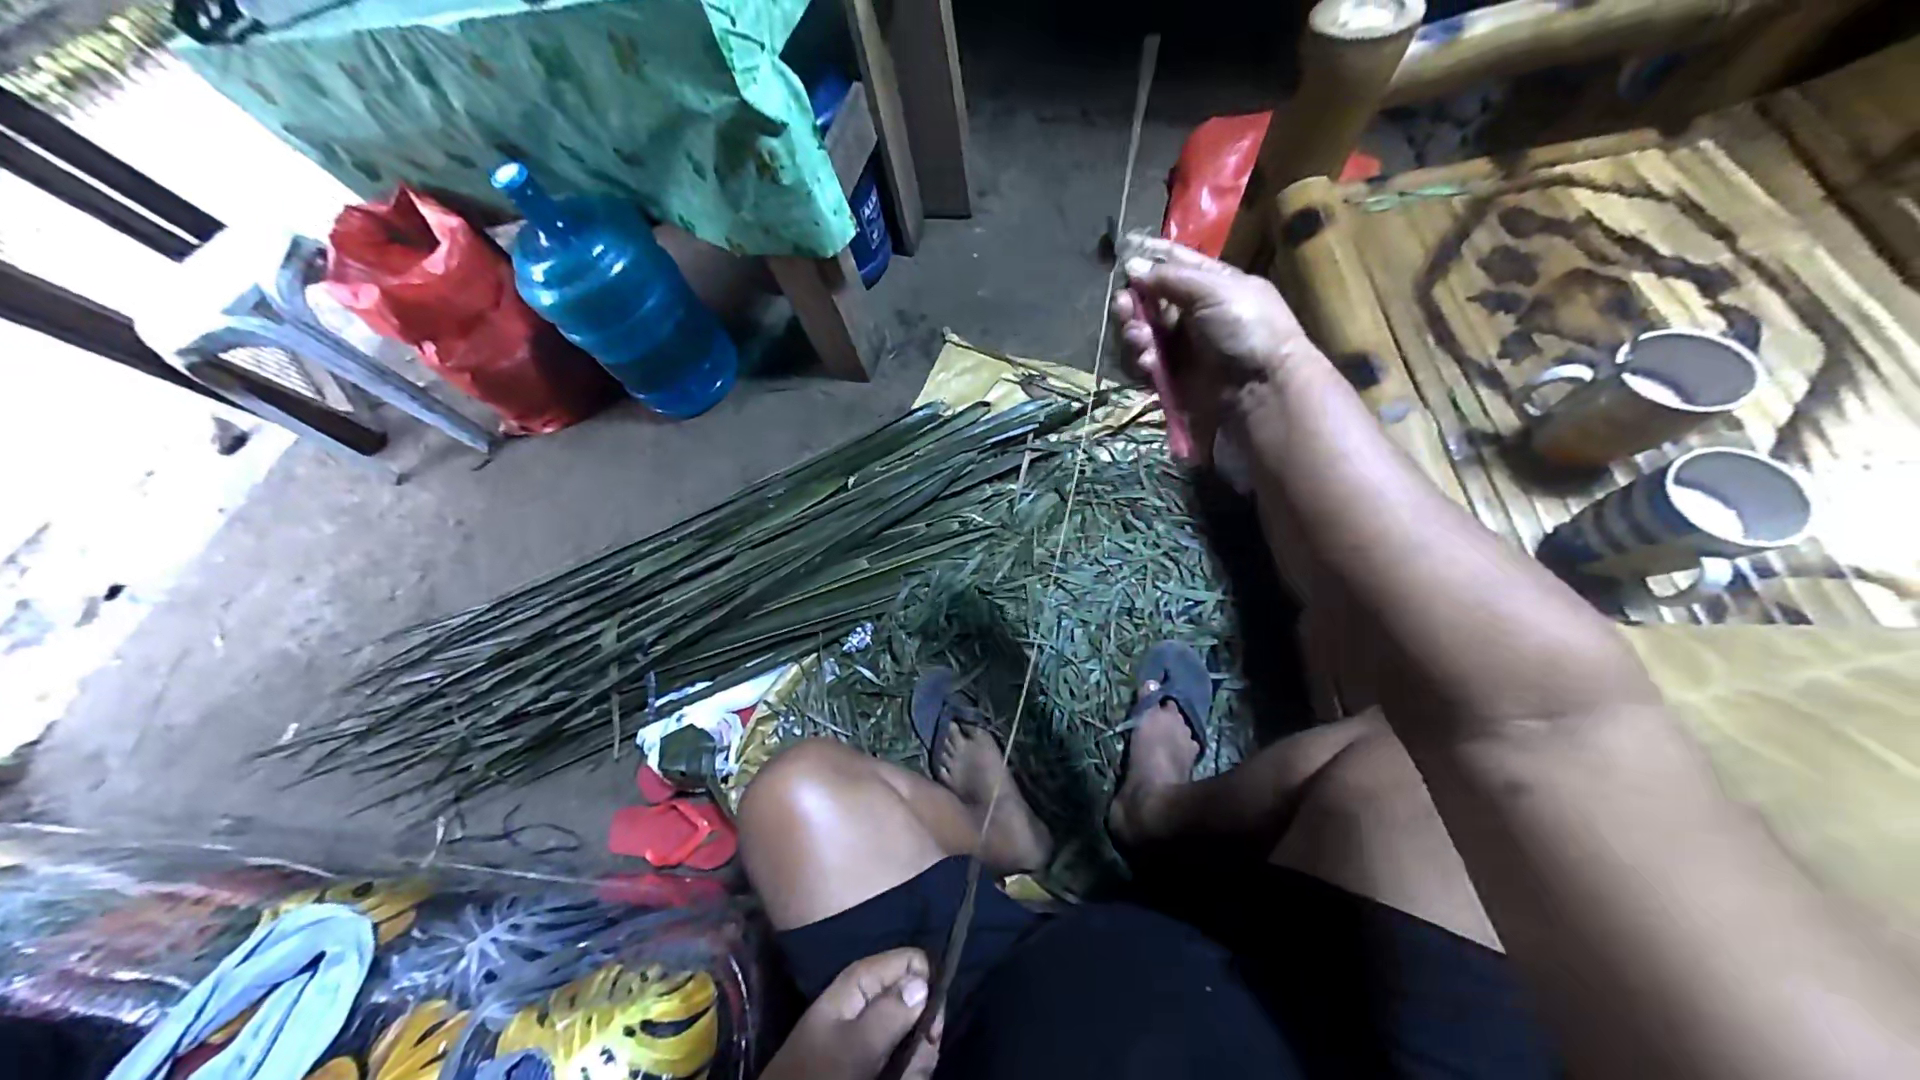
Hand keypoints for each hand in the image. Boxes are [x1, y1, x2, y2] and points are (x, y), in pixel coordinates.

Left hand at [760, 949, 943, 1079]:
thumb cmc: (816, 1076)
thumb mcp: (851, 1049)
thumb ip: (890, 1014)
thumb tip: (924, 982)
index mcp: (862, 980)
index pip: (914, 961)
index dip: (929, 991)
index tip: (931, 1031)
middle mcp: (871, 996)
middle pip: (920, 1002)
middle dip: (922, 1039)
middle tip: (910, 1068)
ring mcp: (872, 1026)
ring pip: (915, 1035)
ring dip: (913, 1064)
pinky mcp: (872, 1053)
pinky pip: (902, 1057)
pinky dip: (904, 1074)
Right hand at [1110, 237, 1315, 463]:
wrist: (1260, 391)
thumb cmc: (1247, 329)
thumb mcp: (1214, 290)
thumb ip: (1170, 277)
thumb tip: (1132, 266)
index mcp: (1212, 284)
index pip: (1174, 263)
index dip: (1149, 257)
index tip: (1122, 251)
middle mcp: (1194, 313)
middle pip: (1149, 300)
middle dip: (1133, 302)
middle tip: (1123, 305)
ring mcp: (1181, 347)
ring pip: (1141, 332)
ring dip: (1134, 332)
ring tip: (1140, 338)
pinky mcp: (1171, 377)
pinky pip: (1143, 363)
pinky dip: (1141, 360)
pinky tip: (1149, 363)